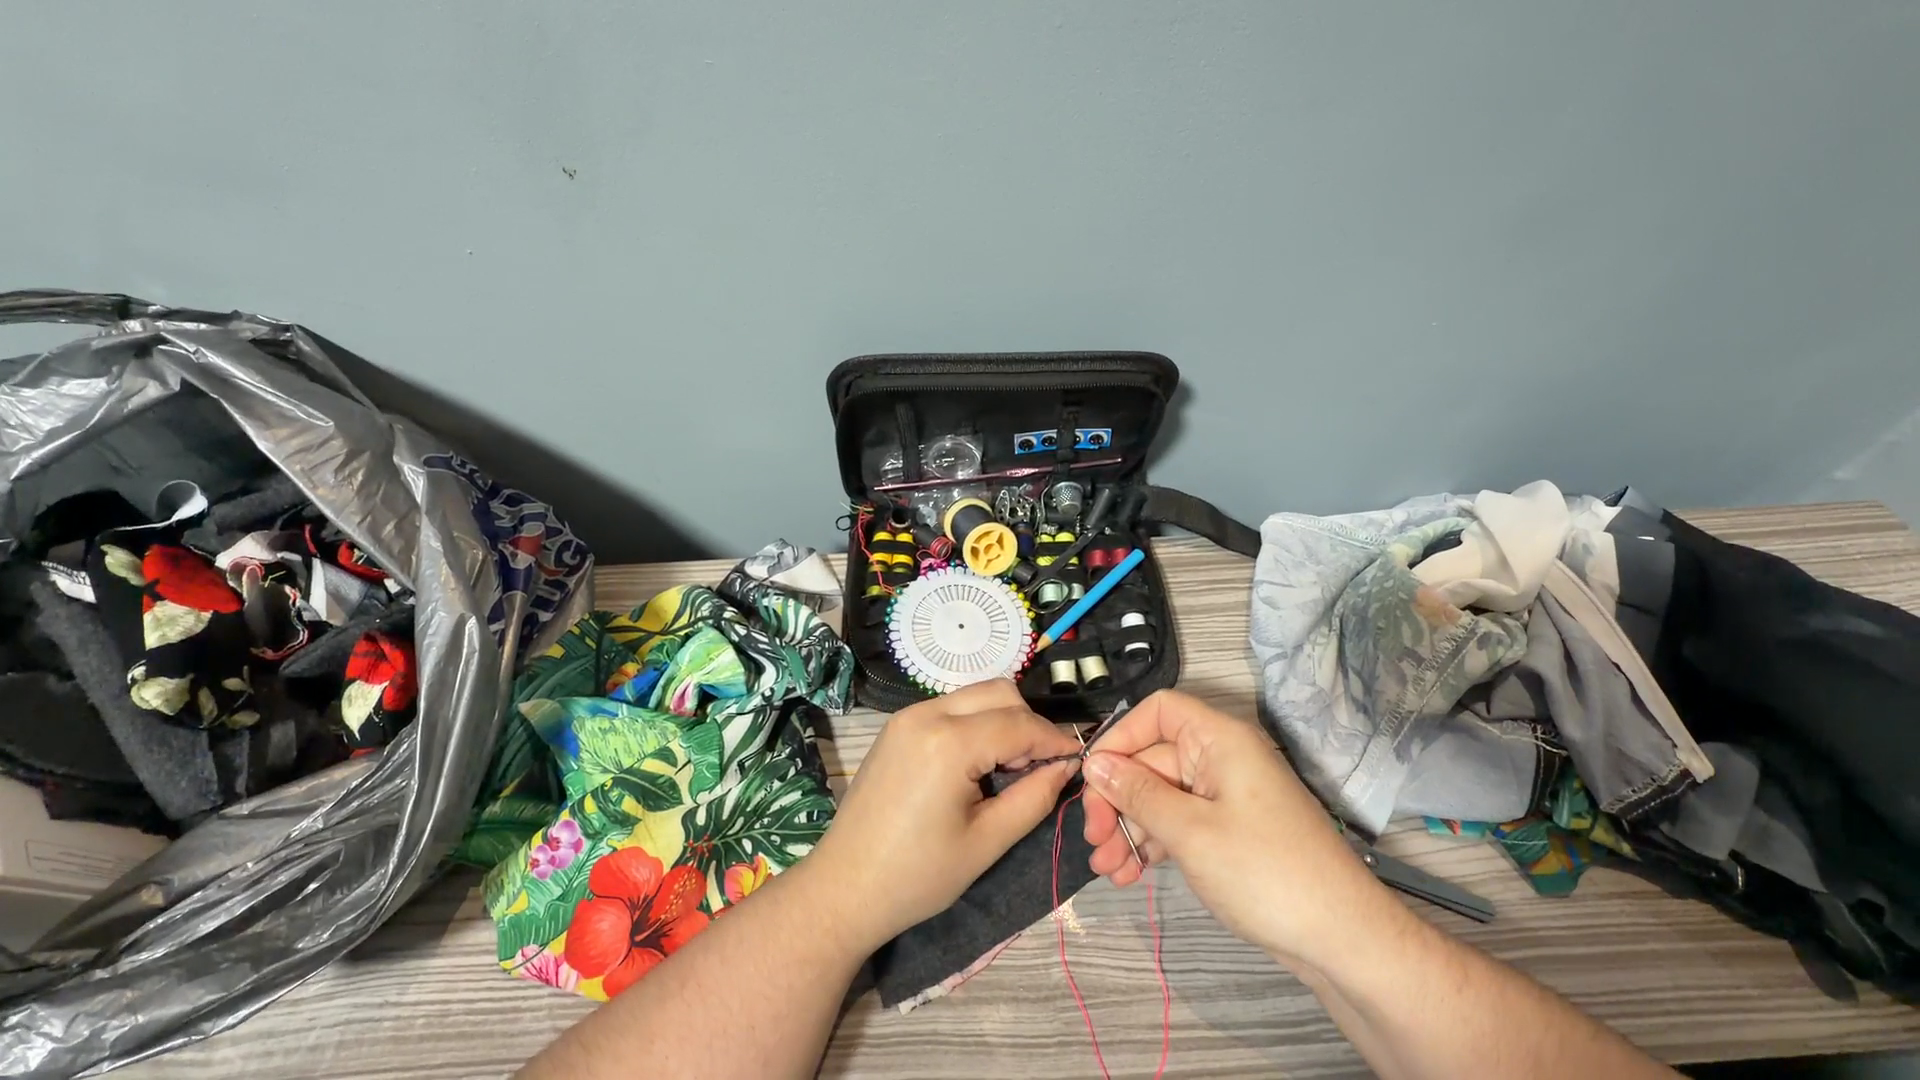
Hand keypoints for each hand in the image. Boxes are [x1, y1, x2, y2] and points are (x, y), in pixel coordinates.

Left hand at [803, 680, 1081, 949]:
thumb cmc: (917, 875)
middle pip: (999, 692)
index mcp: (948, 742)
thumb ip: (1033, 797)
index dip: (1055, 740)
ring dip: (1002, 721)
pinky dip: (976, 724)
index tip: (1077, 762)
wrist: (844, 888)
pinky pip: (950, 708)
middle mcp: (926, 714)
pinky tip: (977, 766)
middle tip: (1037, 769)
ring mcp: (906, 717)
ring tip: (1008, 771)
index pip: (1020, 723)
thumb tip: (1066, 766)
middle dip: (1028, 723)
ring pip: (975, 695)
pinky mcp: (896, 727)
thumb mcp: (987, 843)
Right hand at [1079, 690, 1390, 967]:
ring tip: (1106, 868)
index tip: (1092, 778)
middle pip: (1151, 759)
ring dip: (1128, 828)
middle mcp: (1221, 759)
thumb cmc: (1263, 871)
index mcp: (1219, 740)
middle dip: (1116, 798)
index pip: (1157, 711)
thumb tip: (1095, 763)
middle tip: (1093, 838)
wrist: (1340, 937)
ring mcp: (1225, 797)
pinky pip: (1177, 823)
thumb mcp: (1189, 831)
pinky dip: (1151, 844)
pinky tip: (1128, 874)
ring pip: (1159, 796)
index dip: (1120, 738)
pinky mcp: (1227, 832)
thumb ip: (1137, 793)